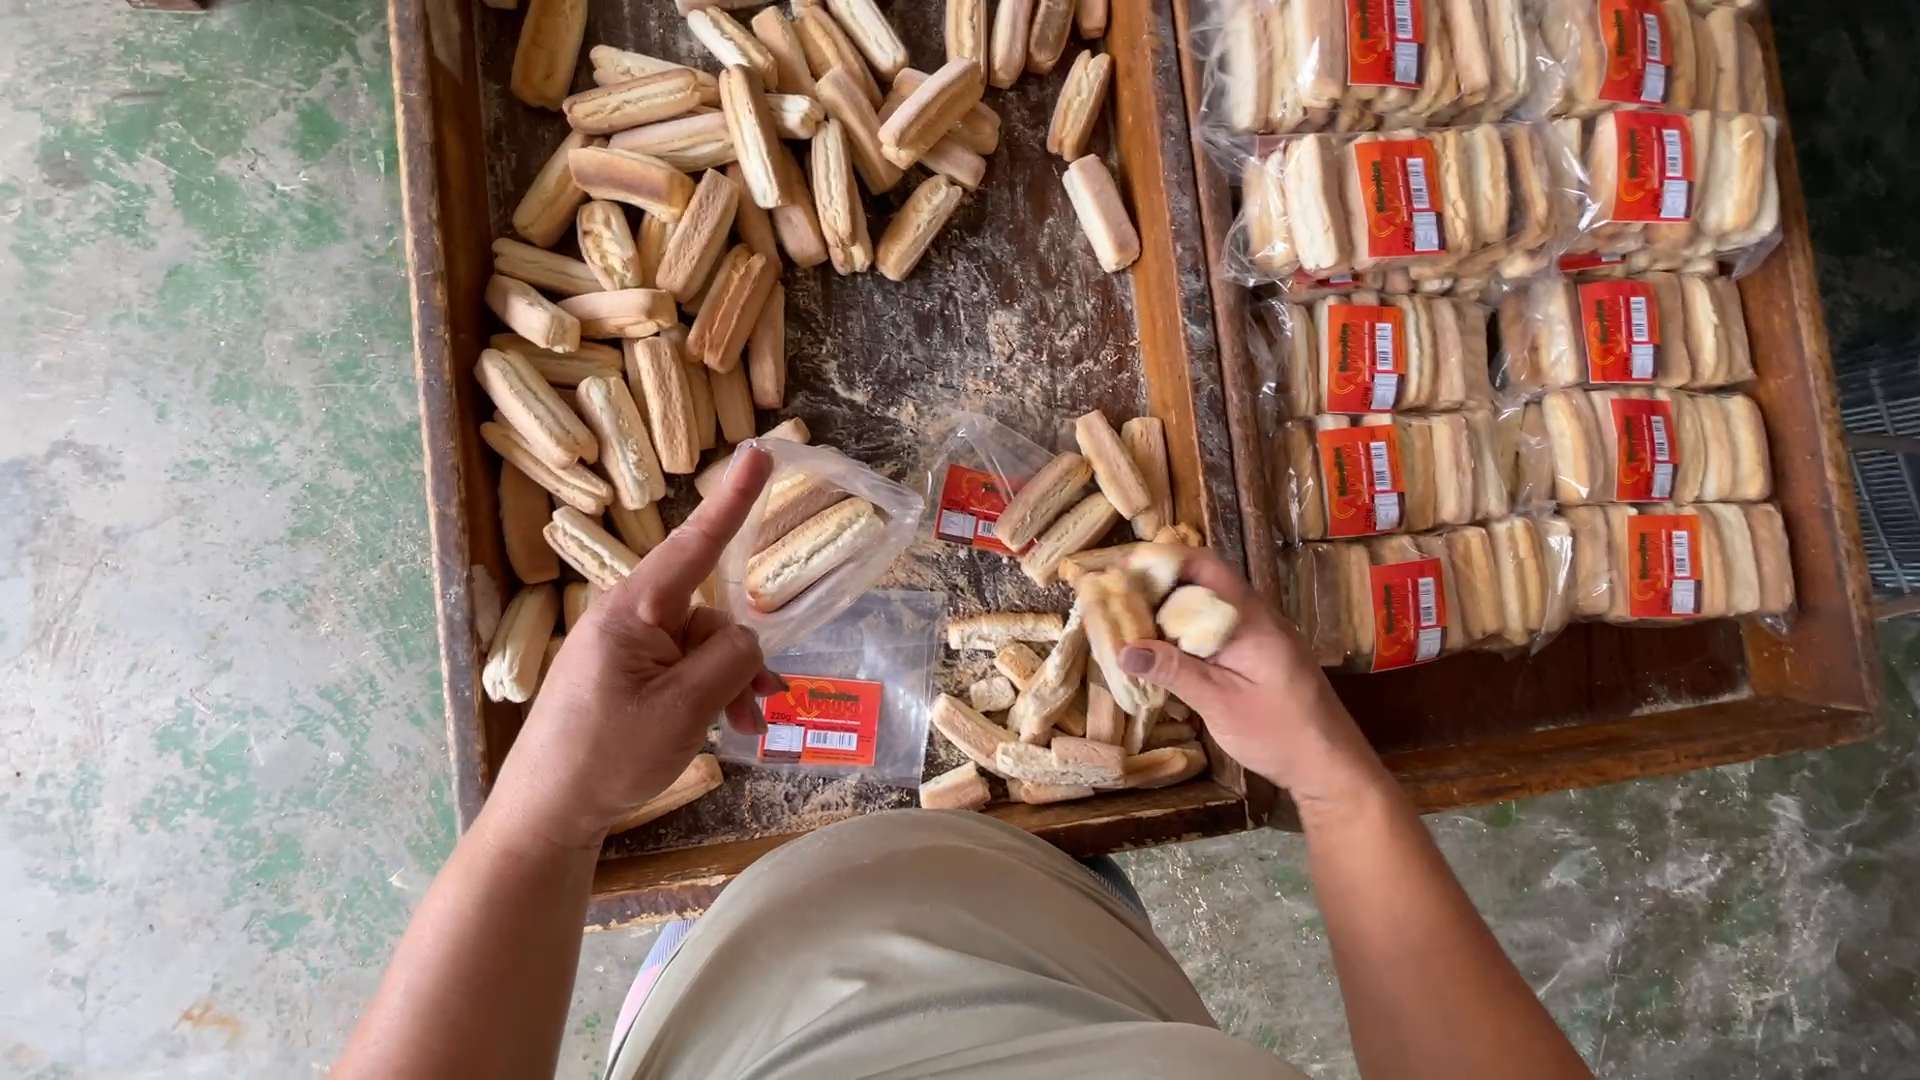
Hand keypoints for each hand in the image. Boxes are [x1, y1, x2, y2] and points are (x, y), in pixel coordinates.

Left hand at [485, 447, 785, 849]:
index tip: (759, 453)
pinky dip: (709, 693)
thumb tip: (747, 638)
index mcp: (634, 611)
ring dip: (731, 682)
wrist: (545, 817)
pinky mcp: (624, 676)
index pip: (694, 543)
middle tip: (770, 700)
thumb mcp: (686, 709)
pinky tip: (727, 726)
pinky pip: (681, 669)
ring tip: (750, 725)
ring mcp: (624, 649)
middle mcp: (628, 619)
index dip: (733, 499)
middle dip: (742, 655)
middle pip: (708, 616)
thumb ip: (729, 659)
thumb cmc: (608, 757)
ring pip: (700, 648)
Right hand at [1118, 549, 1392, 829]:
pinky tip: (1156, 650)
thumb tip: (1122, 650)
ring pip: (1202, 605)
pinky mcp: (1251, 653)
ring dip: (1165, 609)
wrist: (1330, 766)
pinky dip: (1180, 631)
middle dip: (1154, 585)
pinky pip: (1210, 628)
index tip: (1121, 572)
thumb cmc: (1280, 734)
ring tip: (1124, 622)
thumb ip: (1174, 672)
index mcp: (1249, 618)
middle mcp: (1253, 615)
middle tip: (1112, 599)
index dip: (1161, 560)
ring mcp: (1254, 633)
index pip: (1204, 566)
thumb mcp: (1221, 704)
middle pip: (1198, 581)